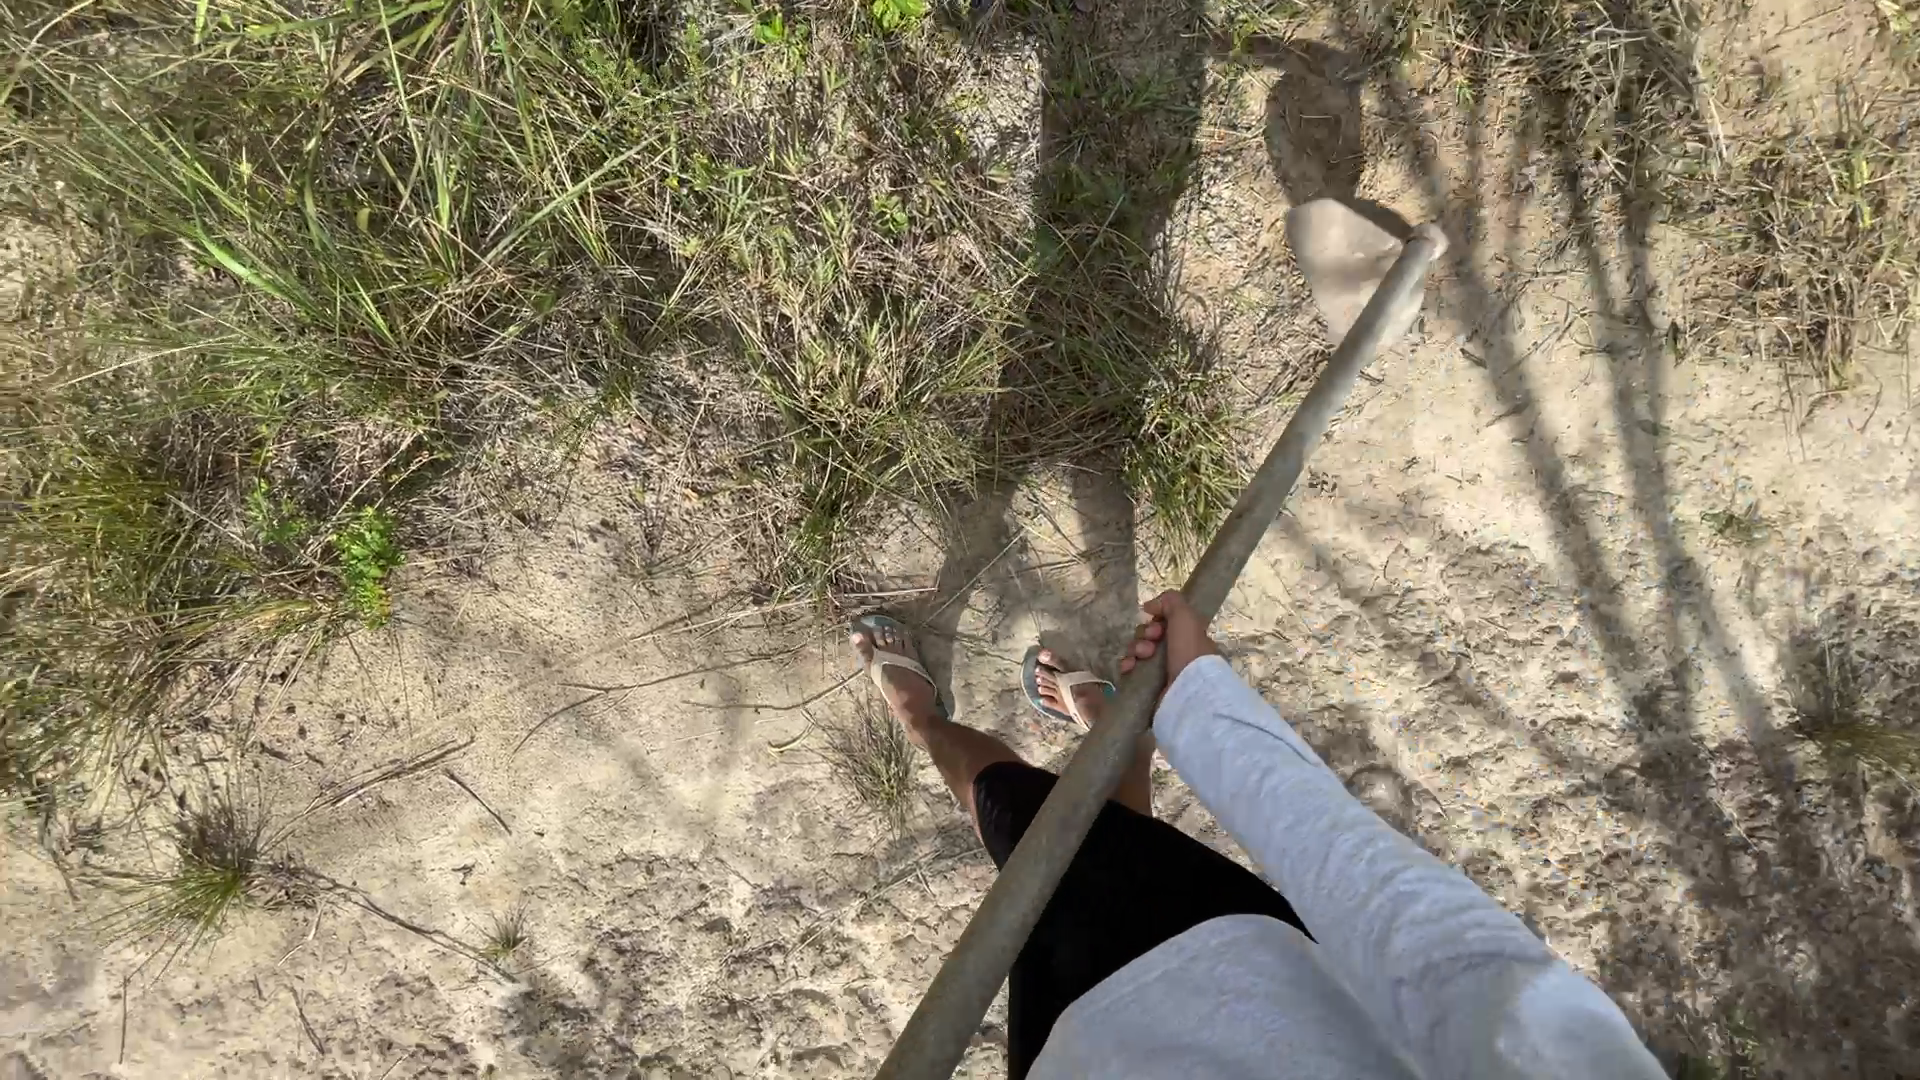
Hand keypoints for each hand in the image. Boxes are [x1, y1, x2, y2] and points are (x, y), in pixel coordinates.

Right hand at [1119, 590, 1217, 691]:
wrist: (1189, 691)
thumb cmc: (1189, 651)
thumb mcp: (1186, 617)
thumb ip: (1171, 602)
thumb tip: (1150, 605)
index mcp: (1187, 638)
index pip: (1163, 624)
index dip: (1156, 622)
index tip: (1156, 626)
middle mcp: (1175, 654)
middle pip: (1148, 636)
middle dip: (1143, 636)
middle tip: (1149, 645)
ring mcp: (1162, 671)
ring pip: (1138, 652)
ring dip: (1134, 649)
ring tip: (1140, 657)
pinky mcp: (1149, 686)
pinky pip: (1131, 670)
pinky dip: (1127, 666)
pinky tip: (1128, 667)